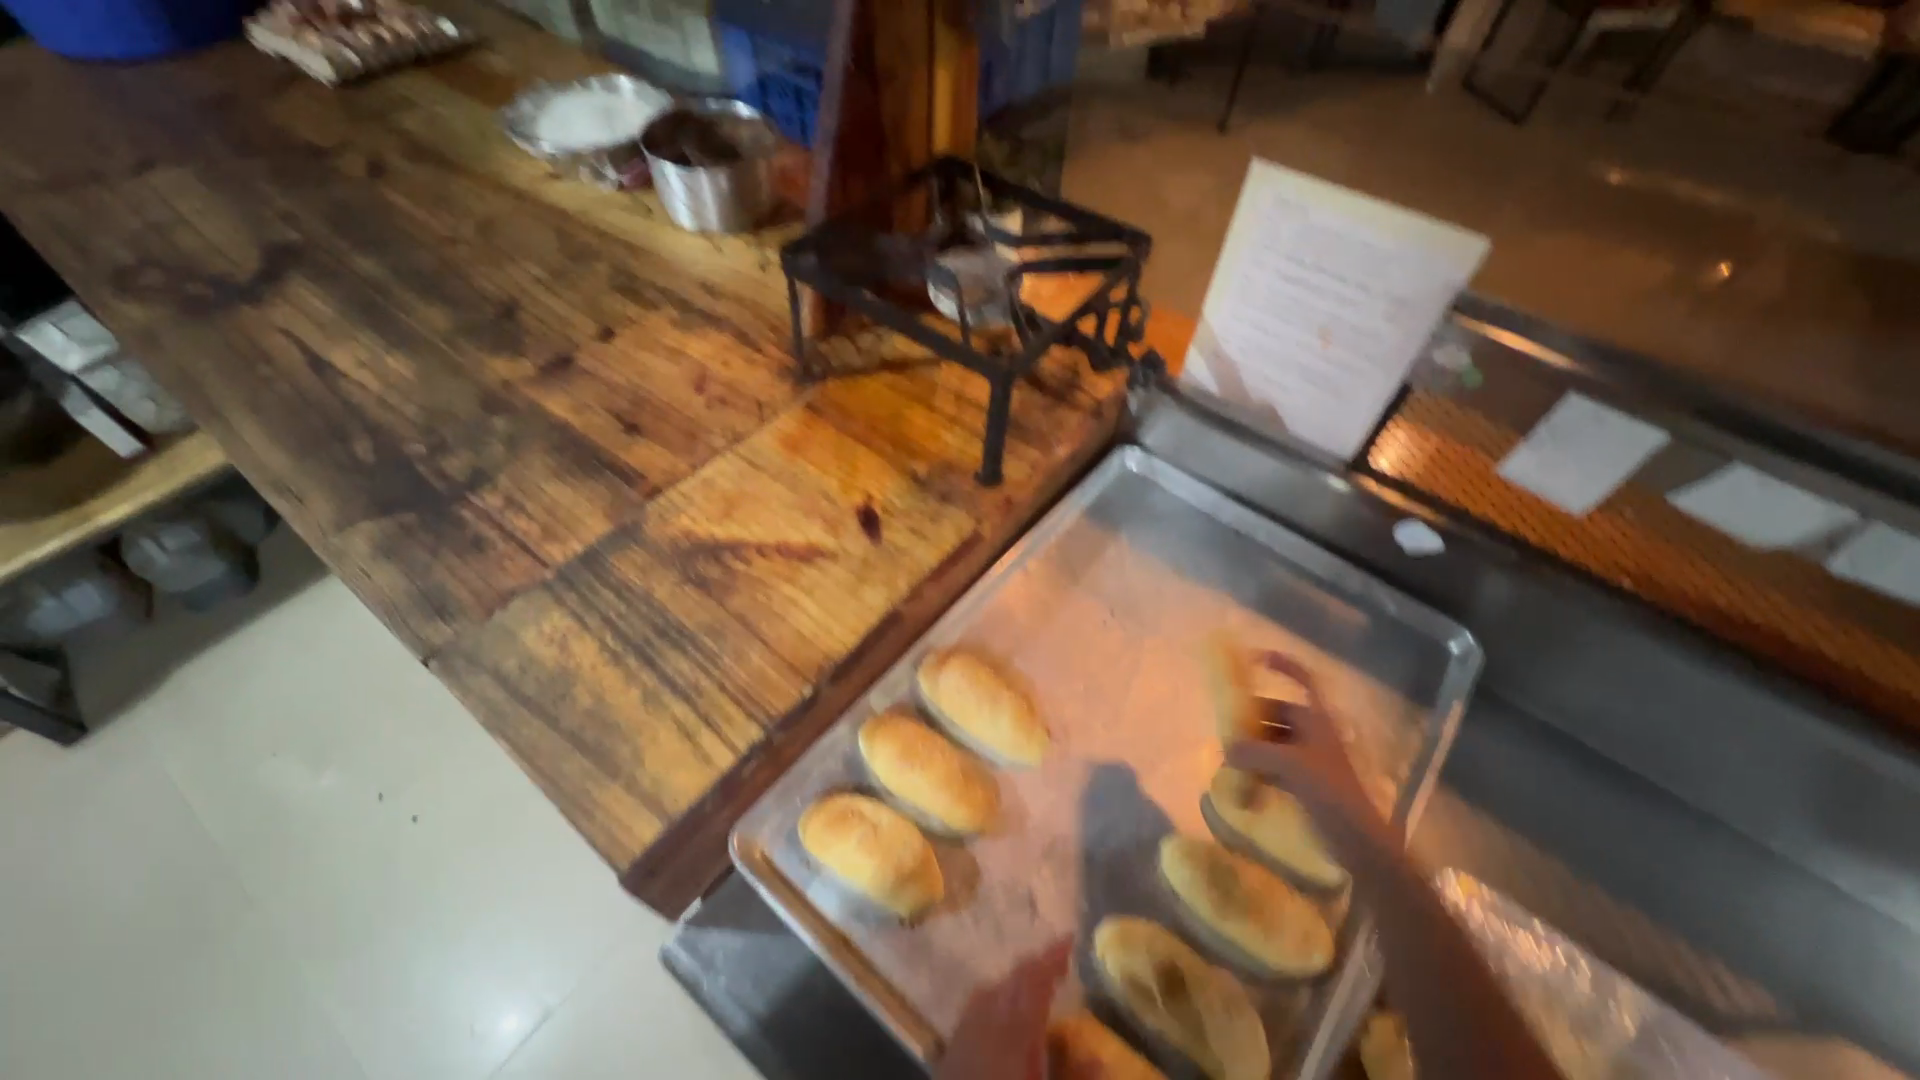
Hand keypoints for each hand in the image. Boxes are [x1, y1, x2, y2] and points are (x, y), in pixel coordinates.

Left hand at [934, 939, 1071, 1079]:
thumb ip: (1073, 1078)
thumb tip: (1097, 1057)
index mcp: (1013, 1035)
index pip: (1034, 984)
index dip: (1051, 959)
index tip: (1069, 939)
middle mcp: (985, 1026)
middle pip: (1010, 983)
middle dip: (1034, 967)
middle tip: (1059, 960)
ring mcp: (963, 1037)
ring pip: (990, 993)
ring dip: (1014, 981)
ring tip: (1035, 981)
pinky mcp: (949, 1053)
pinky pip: (974, 1010)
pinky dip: (993, 999)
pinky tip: (1000, 1010)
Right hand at [1225, 651, 1384, 841]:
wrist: (1356, 839)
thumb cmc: (1329, 792)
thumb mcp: (1289, 766)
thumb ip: (1254, 752)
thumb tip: (1227, 748)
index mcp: (1317, 721)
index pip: (1303, 681)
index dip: (1283, 666)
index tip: (1254, 658)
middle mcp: (1312, 734)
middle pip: (1276, 713)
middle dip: (1251, 718)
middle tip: (1225, 726)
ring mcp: (1308, 758)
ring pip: (1272, 741)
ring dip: (1251, 745)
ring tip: (1227, 755)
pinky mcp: (1303, 781)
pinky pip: (1273, 765)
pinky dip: (1257, 767)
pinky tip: (1240, 778)